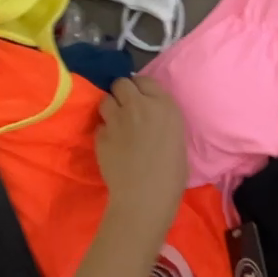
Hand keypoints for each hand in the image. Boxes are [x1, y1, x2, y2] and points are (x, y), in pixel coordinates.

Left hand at [96, 76, 188, 241]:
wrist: (146, 197)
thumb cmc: (172, 173)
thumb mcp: (177, 135)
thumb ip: (162, 117)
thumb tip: (151, 116)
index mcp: (164, 104)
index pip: (145, 80)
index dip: (140, 89)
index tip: (141, 100)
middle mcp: (139, 105)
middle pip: (121, 83)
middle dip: (121, 93)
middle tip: (125, 109)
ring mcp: (117, 119)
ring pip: (105, 100)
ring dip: (110, 109)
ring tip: (115, 124)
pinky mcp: (100, 135)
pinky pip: (100, 126)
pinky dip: (104, 132)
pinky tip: (111, 145)